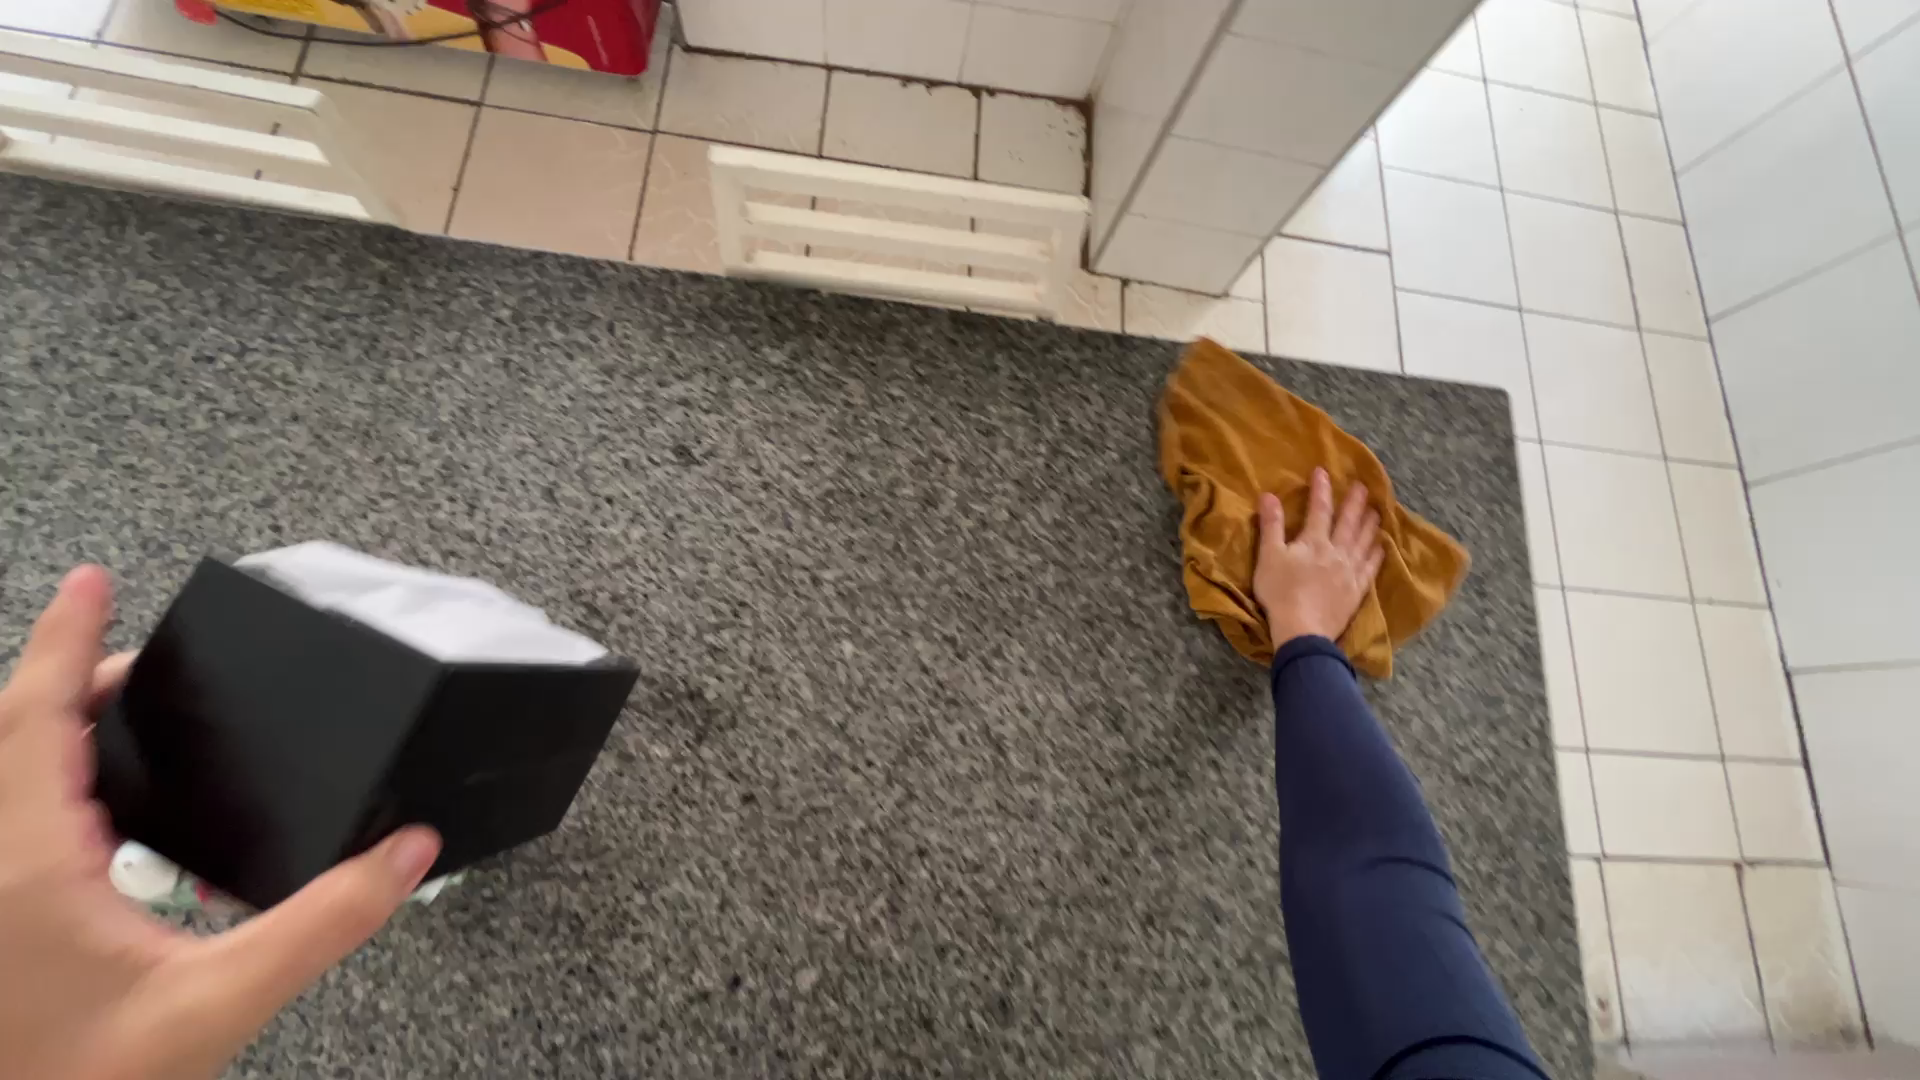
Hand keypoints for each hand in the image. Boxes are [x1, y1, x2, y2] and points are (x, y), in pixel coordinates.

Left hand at [0, 566, 441, 1079]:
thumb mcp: (220, 1001)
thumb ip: (327, 921)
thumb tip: (412, 847)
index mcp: (27, 867)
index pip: (32, 724)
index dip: (66, 646)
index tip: (94, 582)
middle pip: (19, 738)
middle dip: (85, 678)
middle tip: (165, 656)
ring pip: (16, 779)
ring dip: (66, 724)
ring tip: (140, 703)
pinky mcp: (6, 918)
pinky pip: (29, 817)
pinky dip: (63, 774)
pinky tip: (119, 803)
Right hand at [1253, 468, 1386, 647]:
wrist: (1302, 628)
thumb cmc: (1280, 592)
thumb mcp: (1268, 556)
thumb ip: (1271, 525)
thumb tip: (1268, 495)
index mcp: (1313, 542)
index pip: (1319, 509)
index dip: (1321, 489)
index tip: (1323, 471)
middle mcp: (1336, 551)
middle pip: (1348, 522)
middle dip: (1355, 502)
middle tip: (1364, 486)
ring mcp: (1350, 570)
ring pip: (1364, 541)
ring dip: (1370, 523)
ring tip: (1377, 510)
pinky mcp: (1357, 589)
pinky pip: (1371, 566)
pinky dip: (1377, 553)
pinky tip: (1382, 546)